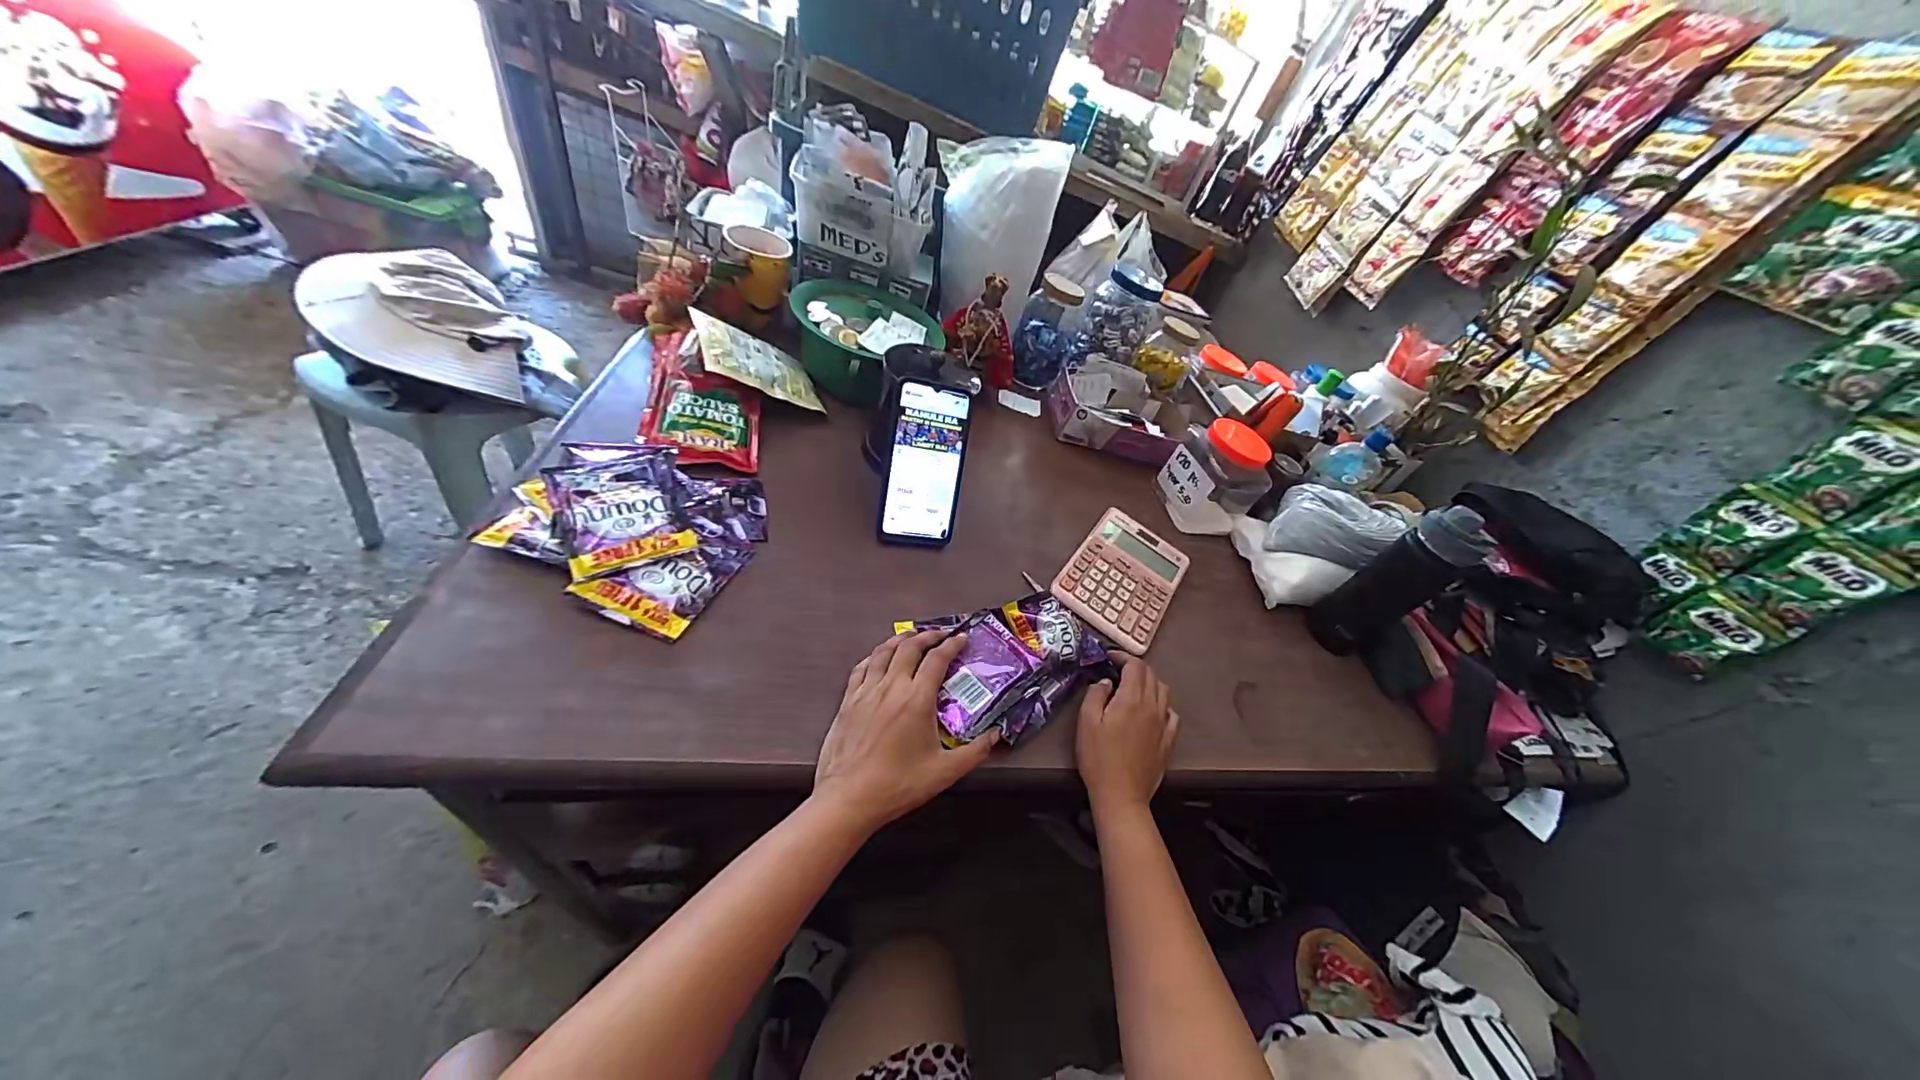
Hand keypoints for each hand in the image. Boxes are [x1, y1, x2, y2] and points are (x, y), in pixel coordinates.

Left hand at [814, 630, 997, 832]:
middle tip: (939, 635)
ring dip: (900, 640)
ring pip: (883, 652)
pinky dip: (874, 656)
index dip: (951, 645)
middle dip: (927, 636)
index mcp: (916, 700)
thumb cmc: (895, 786)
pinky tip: (877, 658)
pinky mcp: (848, 703)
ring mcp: (865, 693)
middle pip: (909, 647)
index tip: (960, 639)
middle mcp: (890, 689)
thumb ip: (974, 751)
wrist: (848, 799)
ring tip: (910, 636)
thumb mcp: (944, 772)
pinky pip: (861, 668)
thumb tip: (993, 737)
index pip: (937, 659)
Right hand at [1075, 655, 1177, 815]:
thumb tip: (1106, 682)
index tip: (1109, 657)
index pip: (1135, 666)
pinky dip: (1161, 704)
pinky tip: (1150, 711)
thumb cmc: (1098, 758)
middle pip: (1151, 675)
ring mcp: (1164, 724)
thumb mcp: (1086, 722)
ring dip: (1149, 682)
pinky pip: (1171, 713)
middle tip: (1117, 670)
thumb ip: (1095, 695)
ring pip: (1163, 691)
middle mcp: (1152, 707)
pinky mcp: (1169, 740)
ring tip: (1133, 688)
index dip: (1122, 657)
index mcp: (1131, 699)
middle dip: (1135, 667)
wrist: (1121, 795)